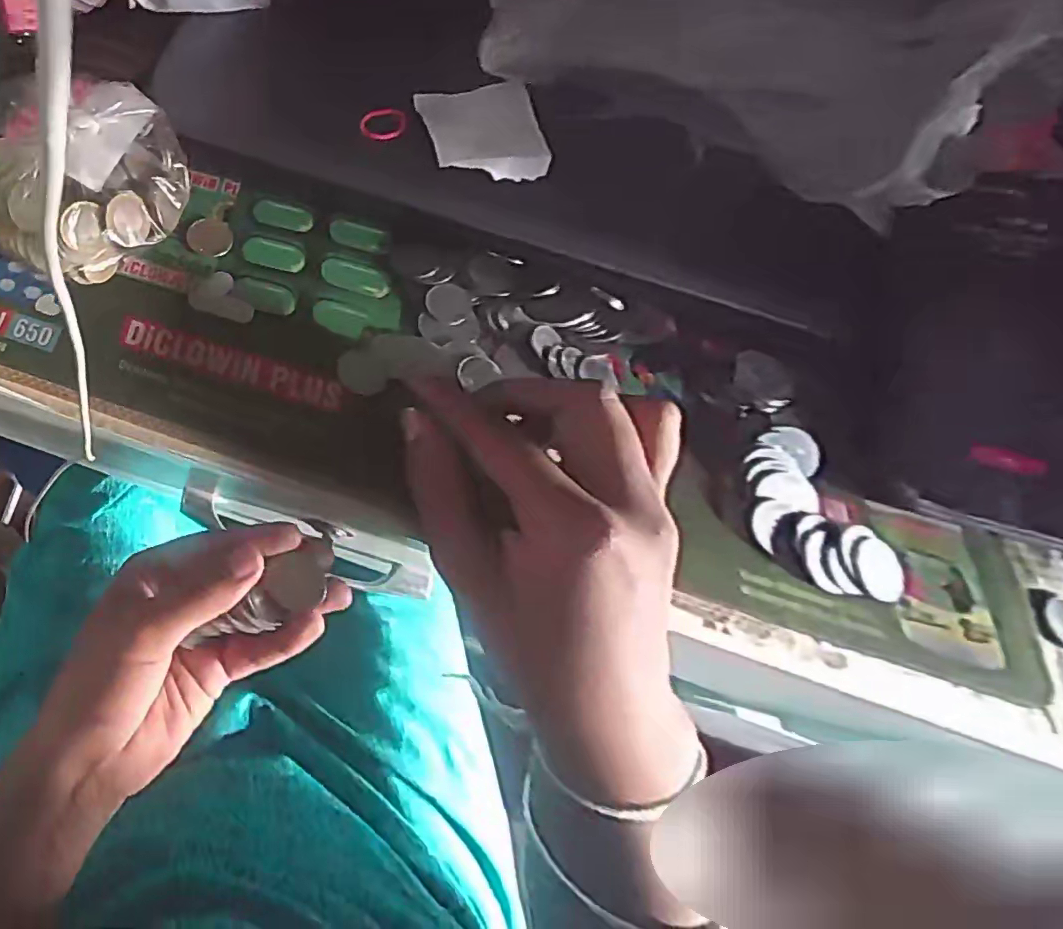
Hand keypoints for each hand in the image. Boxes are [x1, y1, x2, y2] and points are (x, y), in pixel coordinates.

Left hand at [24, 525, 353, 807]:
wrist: (90, 757)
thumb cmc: (103, 679)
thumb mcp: (144, 629)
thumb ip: (202, 594)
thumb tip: (253, 558)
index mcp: (155, 576)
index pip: (213, 550)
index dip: (254, 541)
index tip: (296, 535)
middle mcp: (180, 599)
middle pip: (239, 577)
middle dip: (281, 568)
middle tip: (327, 559)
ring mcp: (199, 636)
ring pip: (253, 612)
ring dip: (292, 602)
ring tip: (336, 593)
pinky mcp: (213, 671)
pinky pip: (253, 649)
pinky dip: (282, 639)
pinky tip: (311, 626)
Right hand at [401, 376, 698, 805]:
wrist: (605, 702)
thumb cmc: (522, 642)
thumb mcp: (463, 568)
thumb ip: (437, 488)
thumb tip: (418, 422)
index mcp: (570, 527)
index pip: (504, 440)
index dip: (454, 405)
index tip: (419, 382)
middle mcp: (629, 504)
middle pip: (582, 403)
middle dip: (517, 393)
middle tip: (473, 415)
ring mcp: (659, 506)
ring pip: (627, 411)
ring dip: (563, 405)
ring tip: (520, 429)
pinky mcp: (667, 511)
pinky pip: (652, 440)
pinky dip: (604, 426)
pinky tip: (563, 451)